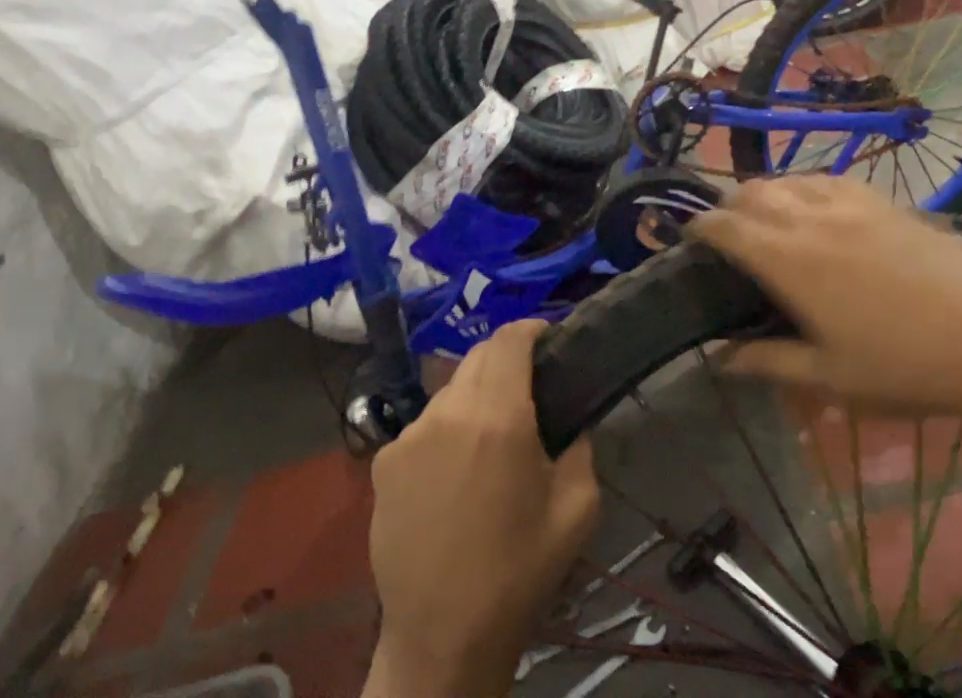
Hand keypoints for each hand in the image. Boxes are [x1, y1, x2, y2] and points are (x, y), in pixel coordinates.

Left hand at [362, 321, 599, 697]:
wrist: (444, 632)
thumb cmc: (520, 569)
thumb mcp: (578, 506)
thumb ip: (579, 445)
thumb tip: (569, 418)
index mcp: (497, 418)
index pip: (508, 341)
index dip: (531, 329)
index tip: (549, 337)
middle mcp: (445, 414)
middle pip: (476, 358)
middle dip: (505, 360)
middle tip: (529, 388)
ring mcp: (406, 438)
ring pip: (448, 393)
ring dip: (474, 397)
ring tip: (491, 438)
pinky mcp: (383, 465)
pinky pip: (423, 428)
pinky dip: (446, 431)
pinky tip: (456, 473)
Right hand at [690, 177, 961, 416]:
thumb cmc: (903, 365)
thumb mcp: (829, 377)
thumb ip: (769, 362)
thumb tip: (722, 358)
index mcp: (789, 259)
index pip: (727, 225)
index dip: (701, 227)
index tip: (690, 239)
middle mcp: (813, 218)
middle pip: (754, 192)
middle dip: (730, 207)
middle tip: (728, 236)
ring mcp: (854, 204)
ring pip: (792, 180)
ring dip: (767, 194)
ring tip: (768, 220)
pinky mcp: (888, 202)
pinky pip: (830, 180)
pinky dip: (807, 188)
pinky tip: (818, 209)